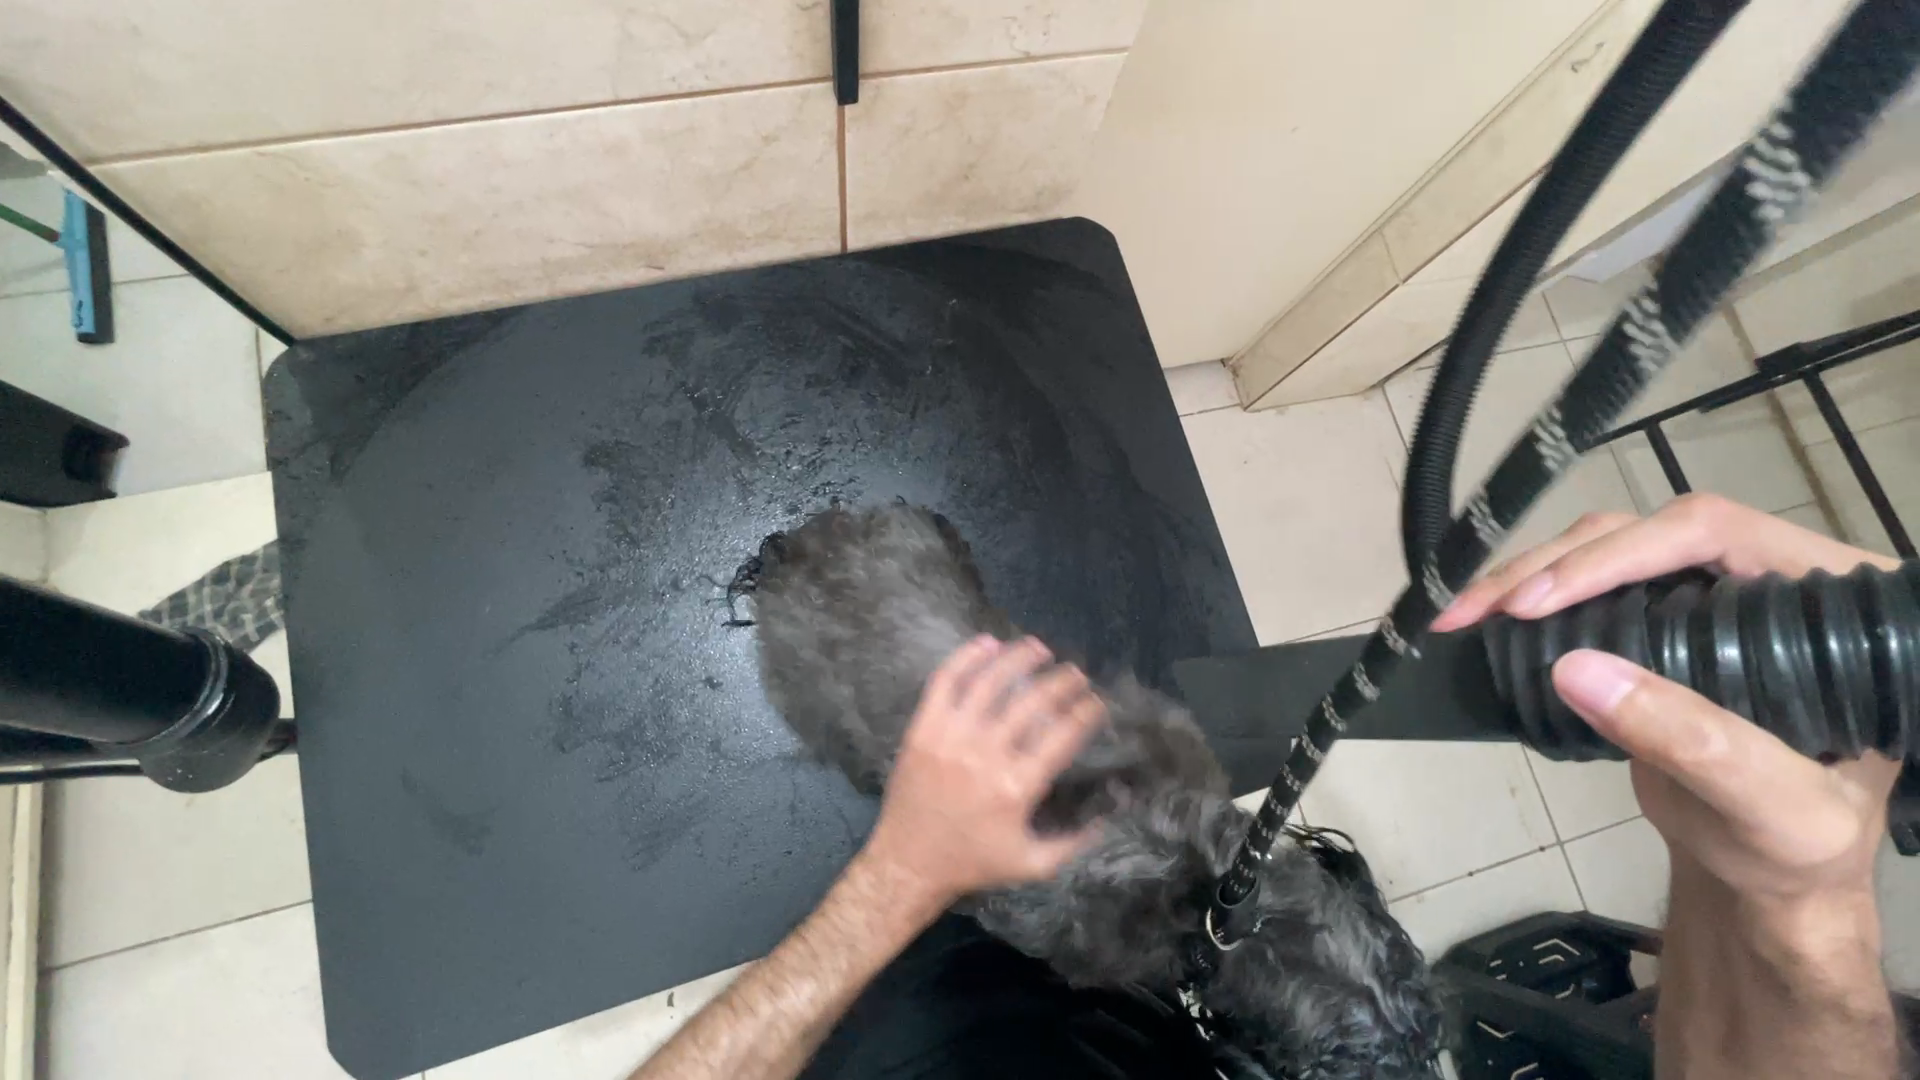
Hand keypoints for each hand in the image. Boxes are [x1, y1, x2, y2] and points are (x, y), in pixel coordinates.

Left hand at [859, 635, 1106, 908]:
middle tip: (1076, 673)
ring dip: (1019, 658)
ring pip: (990, 682)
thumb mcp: (1034, 864)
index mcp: (1017, 785)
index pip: (1062, 734)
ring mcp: (950, 736)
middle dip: (1061, 682)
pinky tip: (988, 642)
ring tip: (1040, 648)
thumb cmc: (974, 863)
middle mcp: (985, 754)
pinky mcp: (923, 728)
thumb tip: (1112, 812)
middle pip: (1032, 702)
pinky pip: (945, 681)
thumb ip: (1076, 841)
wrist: (908, 863)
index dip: (1086, 712)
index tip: (1097, 702)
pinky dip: (967, 657)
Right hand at [1431, 495, 1901, 913]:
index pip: (1711, 536)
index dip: (1615, 556)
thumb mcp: (1772, 808)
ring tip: (1460, 614)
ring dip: (1519, 576)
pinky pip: (1577, 582)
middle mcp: (1764, 582)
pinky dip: (1519, 596)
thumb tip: (1572, 669)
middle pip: (1640, 534)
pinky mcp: (1651, 618)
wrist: (1757, 868)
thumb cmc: (1792, 848)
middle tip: (1473, 611)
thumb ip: (1695, 741)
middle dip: (1545, 567)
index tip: (1535, 604)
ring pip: (1598, 549)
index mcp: (1826, 604)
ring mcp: (1703, 597)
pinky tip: (1481, 617)